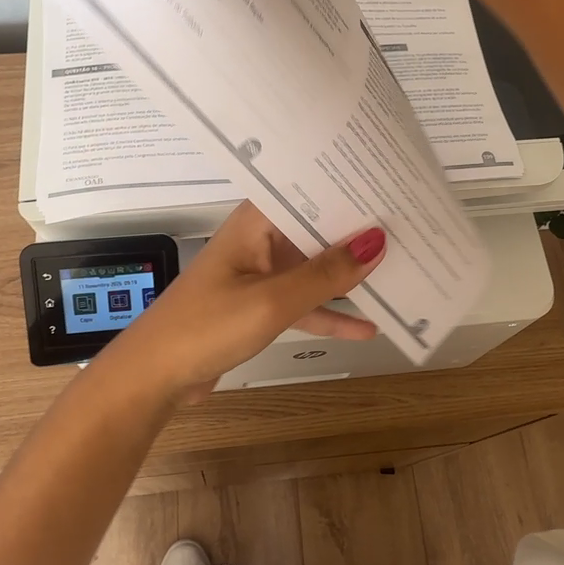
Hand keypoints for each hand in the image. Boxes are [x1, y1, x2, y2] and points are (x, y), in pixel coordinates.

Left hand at [103, 201, 385, 400]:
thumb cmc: (206, 327)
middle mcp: (258, 240)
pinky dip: (329, 313)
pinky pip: (302, 303)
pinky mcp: (258, 308)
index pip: (309, 192)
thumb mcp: (272, 301)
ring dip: (348, 276)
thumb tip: (376, 241)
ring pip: (312, 269)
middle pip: (315, 230)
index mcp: (255, 222)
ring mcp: (259, 275)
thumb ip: (325, 274)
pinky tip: (366, 327)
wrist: (154, 377)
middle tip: (409, 228)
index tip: (392, 188)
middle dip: (356, 233)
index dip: (348, 189)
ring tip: (400, 272)